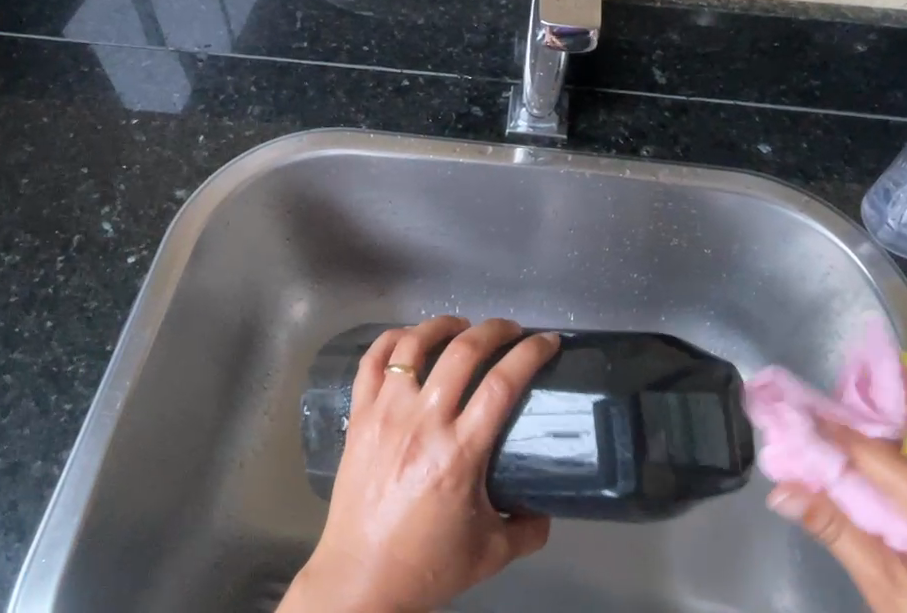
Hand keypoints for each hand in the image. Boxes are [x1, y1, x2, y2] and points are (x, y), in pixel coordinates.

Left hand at [279, 316, 561, 612]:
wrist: (360, 580)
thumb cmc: (427, 566)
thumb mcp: (492, 553)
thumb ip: (528, 528)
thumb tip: (547, 506)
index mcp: (460, 452)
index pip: (503, 383)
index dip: (530, 353)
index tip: (547, 341)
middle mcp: (423, 422)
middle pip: (463, 351)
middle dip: (495, 329)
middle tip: (511, 330)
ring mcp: (386, 414)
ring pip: (413, 346)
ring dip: (443, 325)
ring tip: (461, 326)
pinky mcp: (358, 417)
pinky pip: (372, 362)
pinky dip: (392, 339)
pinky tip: (409, 337)